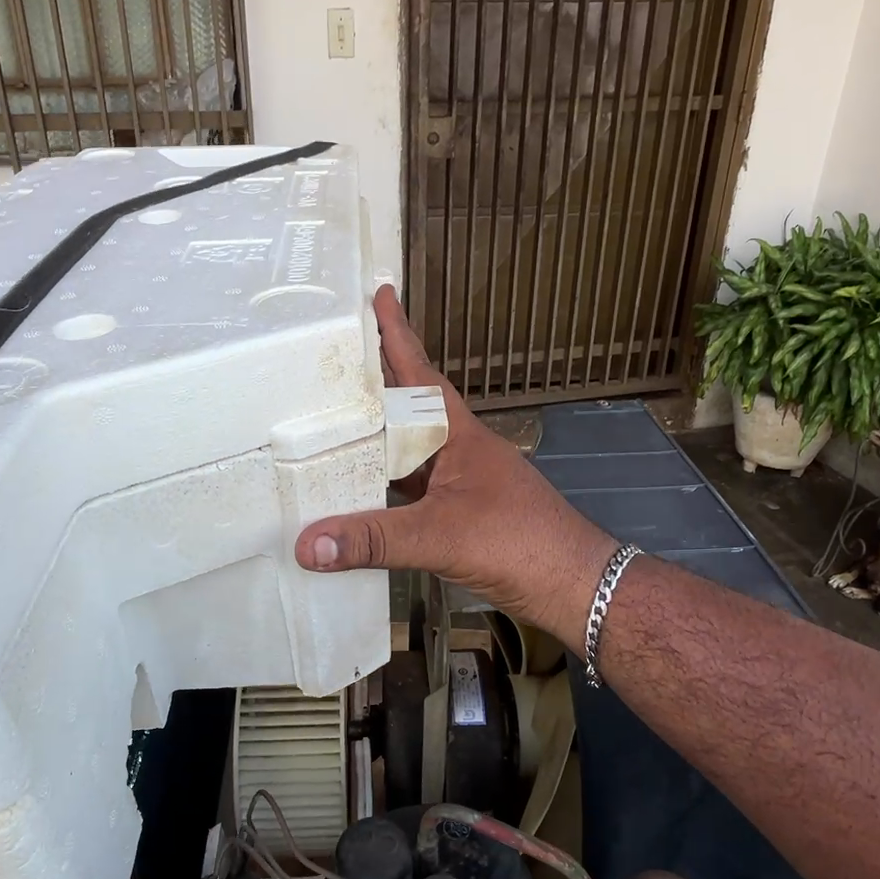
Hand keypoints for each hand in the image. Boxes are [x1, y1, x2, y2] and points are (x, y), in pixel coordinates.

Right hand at [294, 285, 616, 641]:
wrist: (572, 585)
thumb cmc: (518, 542)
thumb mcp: (440, 535)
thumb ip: (374, 539)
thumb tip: (307, 544)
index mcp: (457, 434)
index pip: (421, 373)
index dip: (399, 334)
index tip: (380, 293)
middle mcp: (456, 450)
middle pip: (406, 406)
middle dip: (373, 380)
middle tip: (331, 357)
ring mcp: (458, 482)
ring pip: (406, 449)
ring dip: (374, 434)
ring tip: (331, 419)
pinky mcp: (456, 513)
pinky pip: (407, 488)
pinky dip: (380, 485)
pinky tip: (356, 489)